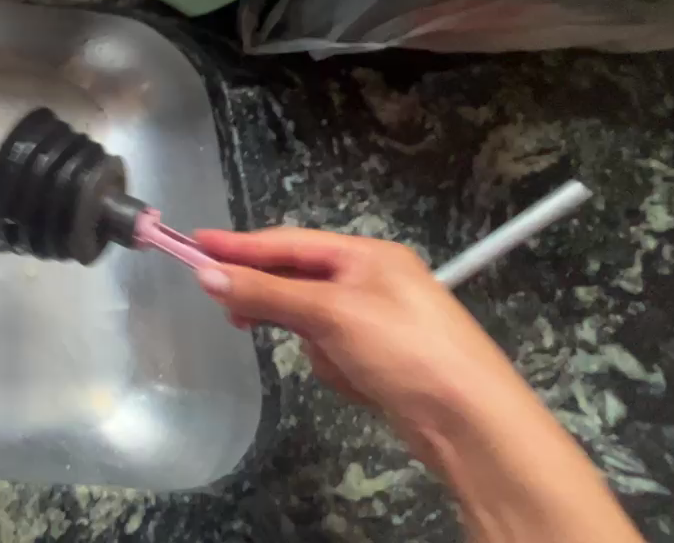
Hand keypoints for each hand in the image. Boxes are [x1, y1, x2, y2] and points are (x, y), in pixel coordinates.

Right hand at [192, 227, 525, 456]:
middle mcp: (372, 279)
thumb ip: (263, 291)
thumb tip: (203, 273)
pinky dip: (323, 354)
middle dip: (264, 291)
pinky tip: (340, 373)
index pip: (286, 242)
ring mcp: (378, 317)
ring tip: (282, 341)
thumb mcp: (327, 315)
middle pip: (294, 274)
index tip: (194, 242)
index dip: (238, 244)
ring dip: (295, 326)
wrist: (479, 432)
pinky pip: (329, 341)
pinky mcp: (382, 354)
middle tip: (225, 303)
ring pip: (308, 310)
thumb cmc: (406, 353)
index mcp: (367, 255)